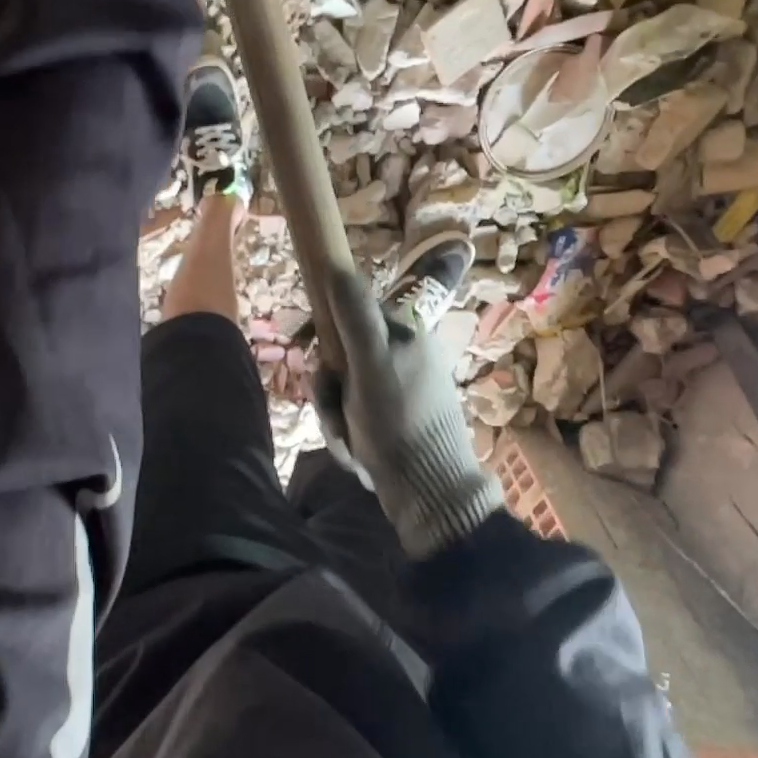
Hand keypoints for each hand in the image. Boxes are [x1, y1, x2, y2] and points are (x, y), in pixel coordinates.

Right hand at [313, 271, 503, 558]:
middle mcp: (402, 357)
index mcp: (402, 335)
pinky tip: (359, 458)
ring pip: (343, 392)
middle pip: (339, 360)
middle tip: (340, 419)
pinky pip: (355, 417)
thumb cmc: (398, 423)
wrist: (428, 492)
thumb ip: (353, 316)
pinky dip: (350, 438)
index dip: (330, 347)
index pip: (346, 319)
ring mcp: (398, 390)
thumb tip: (338, 266)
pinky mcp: (394, 420)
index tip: (329, 371)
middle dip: (331, 395)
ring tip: (352, 447)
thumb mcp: (370, 365)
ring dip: (337, 421)